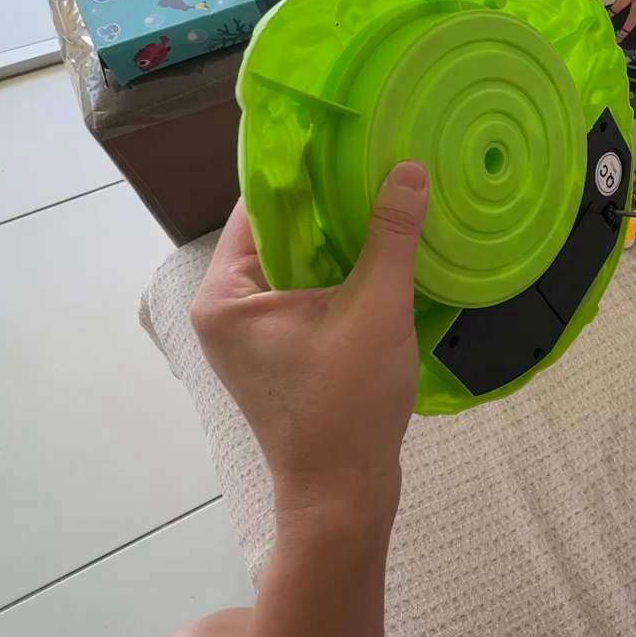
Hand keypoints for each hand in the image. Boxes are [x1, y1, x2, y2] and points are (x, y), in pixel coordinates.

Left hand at [191, 162, 428, 513]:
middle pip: (280, 234)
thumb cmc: (347, 404)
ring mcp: (254, 336)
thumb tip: (409, 169)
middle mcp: (228, 310)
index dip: (303, 171)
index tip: (349, 140)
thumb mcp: (377, 309)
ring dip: (342, 240)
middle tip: (380, 166)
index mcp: (226, 295)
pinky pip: (311, 293)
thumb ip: (392, 236)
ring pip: (300, 265)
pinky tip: (387, 254)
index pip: (258, 207)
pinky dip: (344, 273)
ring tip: (389, 201)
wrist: (344, 496)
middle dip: (330, 204)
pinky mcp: (283, 354)